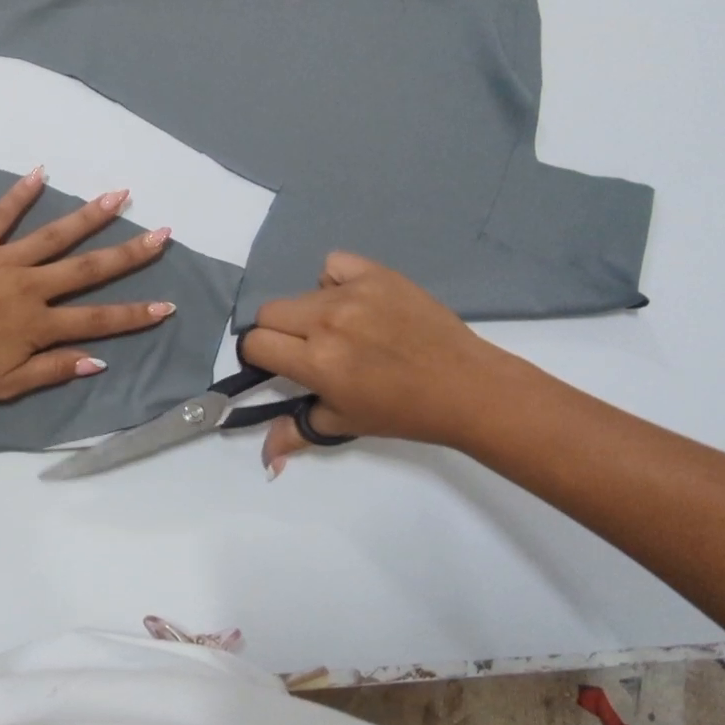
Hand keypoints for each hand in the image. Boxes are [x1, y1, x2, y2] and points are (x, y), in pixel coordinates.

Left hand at [0, 167, 176, 401]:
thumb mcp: (10, 384)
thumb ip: (54, 369)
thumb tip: (98, 359)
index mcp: (40, 324)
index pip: (97, 319)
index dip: (134, 315)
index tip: (167, 305)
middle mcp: (32, 287)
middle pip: (88, 269)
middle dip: (128, 253)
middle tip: (161, 233)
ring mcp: (6, 261)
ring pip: (55, 235)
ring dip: (89, 216)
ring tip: (119, 195)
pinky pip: (1, 216)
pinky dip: (19, 194)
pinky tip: (40, 172)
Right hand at [241, 252, 526, 473]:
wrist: (469, 388)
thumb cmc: (403, 412)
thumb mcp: (343, 425)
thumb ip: (295, 433)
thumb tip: (266, 460)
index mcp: (316, 361)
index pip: (255, 343)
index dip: (260, 356)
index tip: (280, 365)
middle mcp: (327, 322)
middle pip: (269, 312)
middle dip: (278, 332)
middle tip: (306, 348)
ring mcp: (353, 295)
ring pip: (301, 294)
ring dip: (309, 312)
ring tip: (341, 330)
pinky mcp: (378, 276)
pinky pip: (334, 265)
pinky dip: (334, 280)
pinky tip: (352, 301)